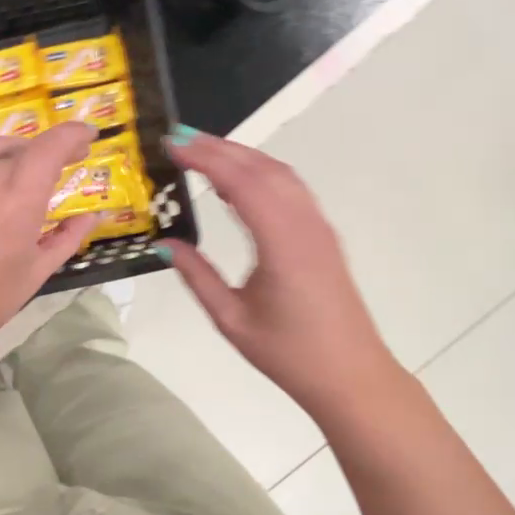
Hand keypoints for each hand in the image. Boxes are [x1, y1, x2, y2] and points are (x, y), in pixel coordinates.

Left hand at [0, 123, 102, 356]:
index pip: (49, 149)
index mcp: (15, 203)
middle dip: (50, 146)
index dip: (73, 134)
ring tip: (34, 165)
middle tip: (70, 157)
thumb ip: (67, 237)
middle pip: (22, 146)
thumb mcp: (36, 272)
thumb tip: (93, 216)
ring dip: (19, 149)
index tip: (89, 134)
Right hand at [160, 127, 399, 406]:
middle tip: (176, 138)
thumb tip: (164, 244)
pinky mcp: (322, 235)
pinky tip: (235, 181)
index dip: (205, 158)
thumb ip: (196, 276)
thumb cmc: (289, 353)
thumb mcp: (230, 319)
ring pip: (280, 173)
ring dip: (241, 156)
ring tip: (201, 151)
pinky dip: (259, 173)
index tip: (171, 144)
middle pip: (261, 168)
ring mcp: (318, 227)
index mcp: (282, 244)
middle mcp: (304, 225)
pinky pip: (290, 188)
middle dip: (219, 147)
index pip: (241, 183)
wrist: (350, 375)